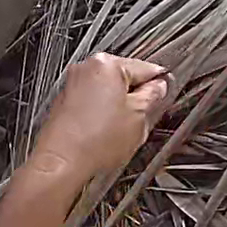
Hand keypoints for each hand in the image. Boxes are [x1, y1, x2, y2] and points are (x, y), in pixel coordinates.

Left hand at [27, 53, 171, 186]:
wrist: (61, 162)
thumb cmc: (94, 141)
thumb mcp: (138, 117)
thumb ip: (153, 96)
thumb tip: (159, 88)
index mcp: (107, 64)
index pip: (146, 67)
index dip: (160, 83)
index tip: (165, 92)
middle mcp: (87, 68)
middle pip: (125, 76)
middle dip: (136, 95)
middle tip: (144, 117)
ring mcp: (73, 83)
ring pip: (108, 89)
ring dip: (119, 104)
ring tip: (122, 129)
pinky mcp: (65, 100)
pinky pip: (92, 100)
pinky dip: (101, 112)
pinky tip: (105, 132)